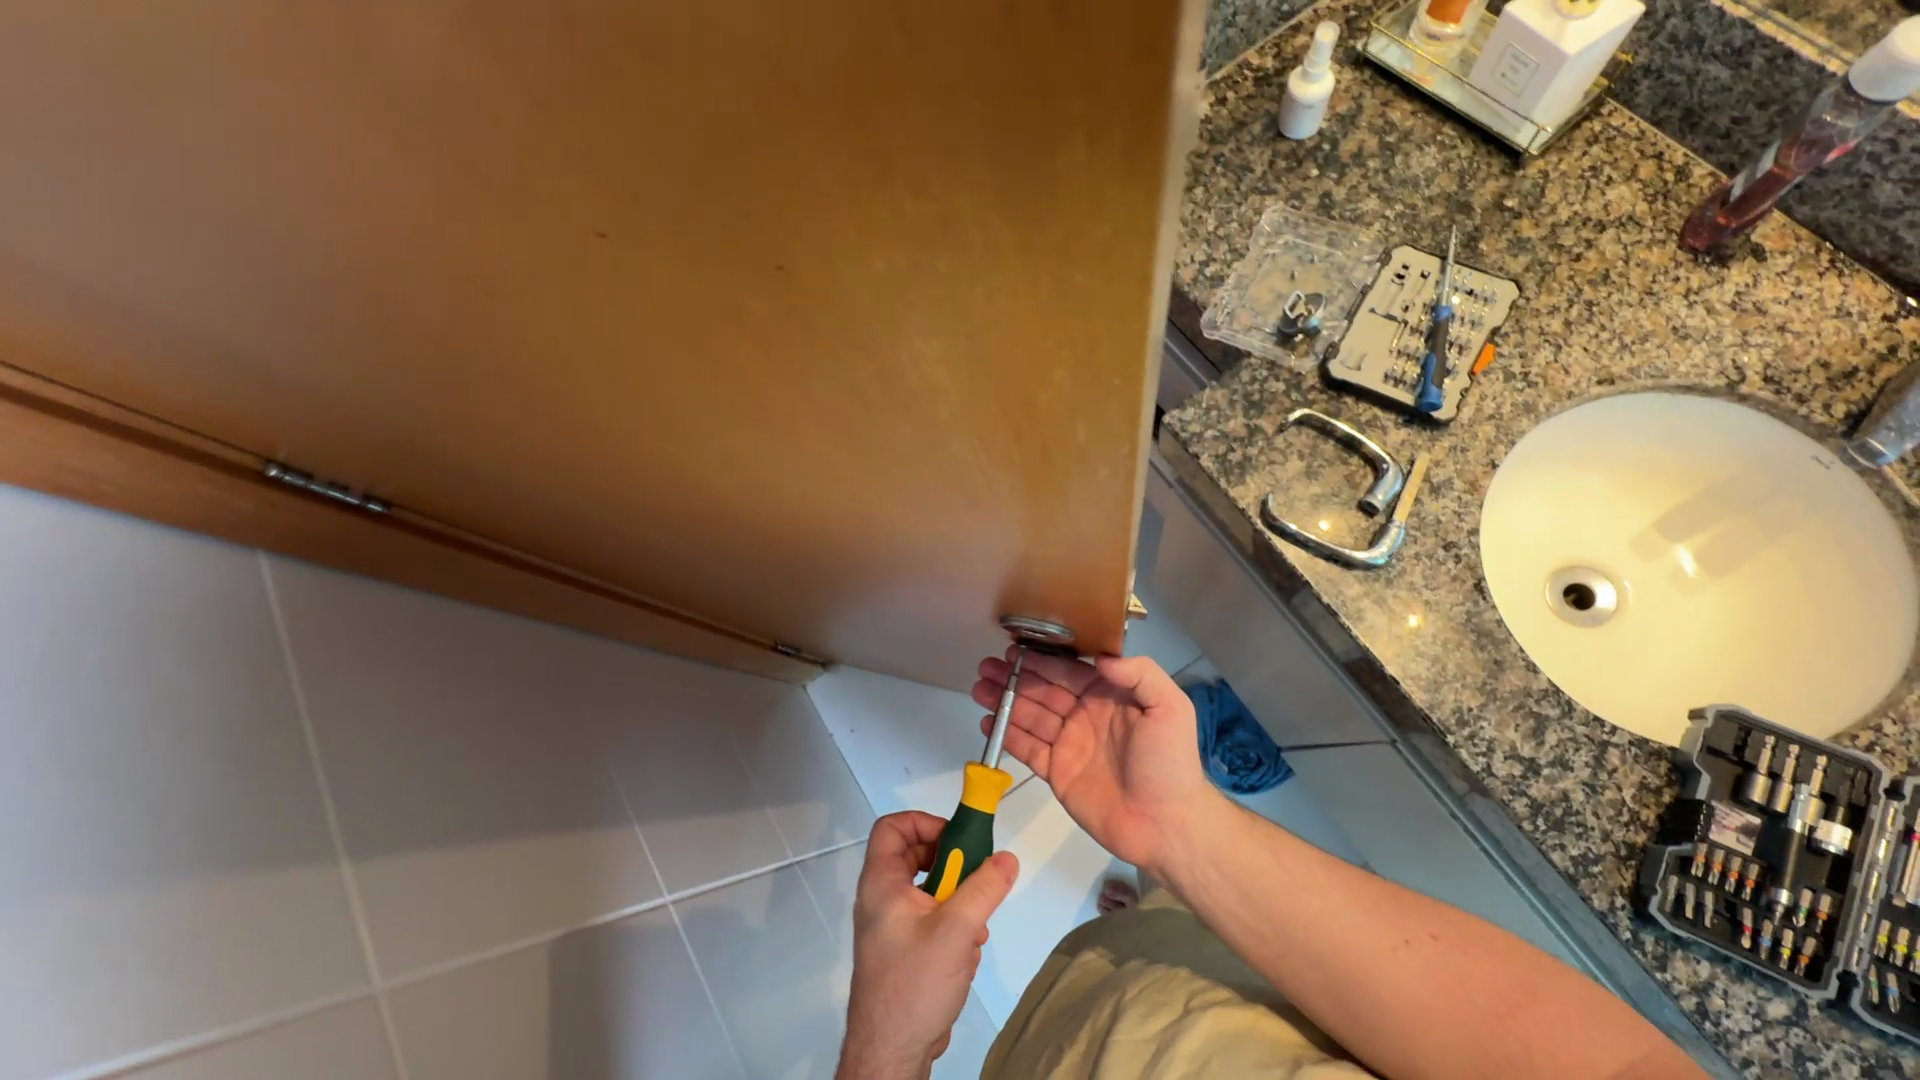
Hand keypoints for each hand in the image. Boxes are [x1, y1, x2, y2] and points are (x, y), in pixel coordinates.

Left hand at [838, 811, 1018, 1079]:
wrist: (892, 1051)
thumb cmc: (915, 983)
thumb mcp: (956, 929)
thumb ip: (984, 888)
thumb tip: (1006, 858)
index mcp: (882, 883)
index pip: (893, 827)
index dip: (925, 822)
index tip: (958, 838)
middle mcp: (882, 899)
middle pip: (915, 856)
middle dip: (952, 865)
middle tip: (977, 877)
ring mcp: (892, 926)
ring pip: (929, 891)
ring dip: (958, 902)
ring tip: (975, 926)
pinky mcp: (905, 950)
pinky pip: (932, 920)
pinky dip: (954, 928)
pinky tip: (967, 952)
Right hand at [972, 649, 1223, 876]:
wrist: (1167, 824)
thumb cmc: (1170, 763)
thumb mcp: (1170, 708)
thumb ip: (1140, 674)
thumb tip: (1100, 656)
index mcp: (1109, 696)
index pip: (1069, 670)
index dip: (1041, 659)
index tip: (1015, 649)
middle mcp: (1086, 715)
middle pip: (1043, 690)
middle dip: (1014, 677)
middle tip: (986, 666)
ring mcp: (1070, 744)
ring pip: (1030, 716)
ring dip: (1004, 701)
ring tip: (978, 687)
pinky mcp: (1058, 773)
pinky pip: (1028, 749)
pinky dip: (1007, 735)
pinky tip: (986, 721)